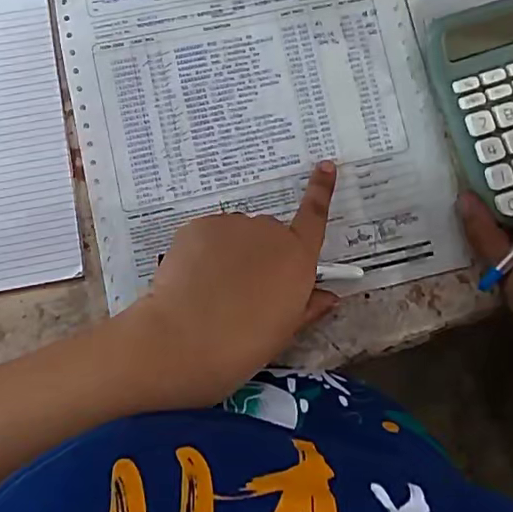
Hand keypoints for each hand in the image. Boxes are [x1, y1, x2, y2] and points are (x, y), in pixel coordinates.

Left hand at [121, 162, 341, 406]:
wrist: (183, 340)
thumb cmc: (241, 345)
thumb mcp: (283, 332)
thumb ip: (308, 307)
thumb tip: (329, 296)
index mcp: (297, 258)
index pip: (315, 215)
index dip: (322, 188)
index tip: (324, 166)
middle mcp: (268, 232)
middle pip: (270, 234)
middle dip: (262, 253)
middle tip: (245, 290)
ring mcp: (232, 224)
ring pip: (237, 234)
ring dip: (232, 252)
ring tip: (214, 290)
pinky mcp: (200, 225)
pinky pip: (209, 235)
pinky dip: (204, 252)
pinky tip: (194, 281)